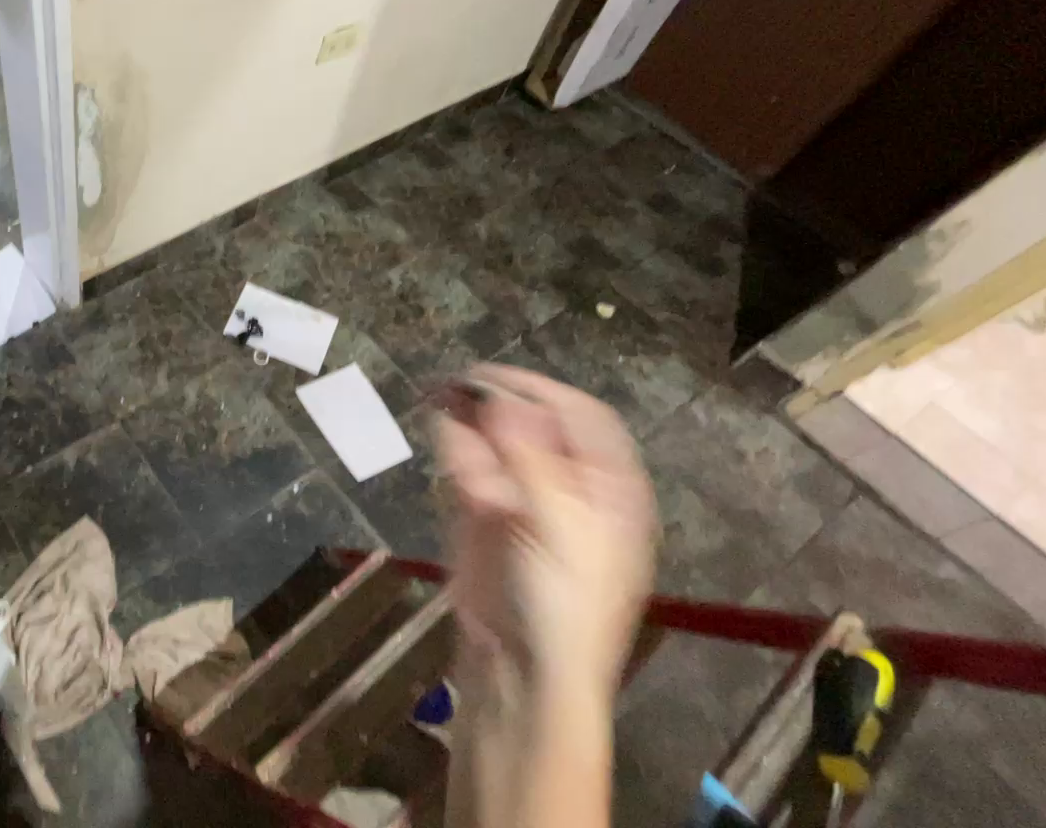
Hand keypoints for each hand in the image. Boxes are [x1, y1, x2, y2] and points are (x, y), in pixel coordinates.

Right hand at [434, 365, 656, 693]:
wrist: (522, 670)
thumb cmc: (565, 603)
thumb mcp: (562, 526)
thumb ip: (530, 458)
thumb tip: (502, 399)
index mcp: (607, 488)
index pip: (582, 418)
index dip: (543, 391)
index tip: (495, 375)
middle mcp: (565, 484)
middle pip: (532, 425)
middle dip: (496, 402)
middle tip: (453, 383)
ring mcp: (520, 498)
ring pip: (493, 443)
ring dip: (468, 422)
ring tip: (438, 400)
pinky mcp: (480, 514)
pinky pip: (467, 470)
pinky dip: (454, 451)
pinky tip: (440, 433)